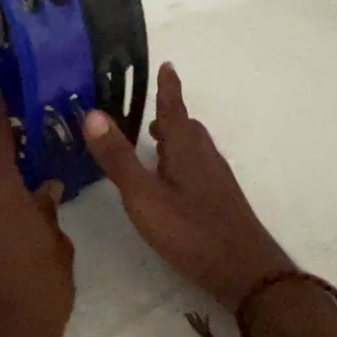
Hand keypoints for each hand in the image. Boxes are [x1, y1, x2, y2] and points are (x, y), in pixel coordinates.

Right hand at [83, 62, 293, 311]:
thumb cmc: (191, 230)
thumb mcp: (144, 196)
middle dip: (167, 116)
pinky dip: (181, 162)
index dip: (167, 87)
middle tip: (146, 113)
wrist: (244, 271)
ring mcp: (216, 178)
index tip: (167, 65)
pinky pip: (197, 167)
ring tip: (152, 144)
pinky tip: (171, 184)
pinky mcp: (220, 200)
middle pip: (185, 127)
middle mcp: (205, 155)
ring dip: (174, 140)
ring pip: (193, 148)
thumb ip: (118, 158)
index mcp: (186, 147)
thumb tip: (93, 113)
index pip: (174, 107)